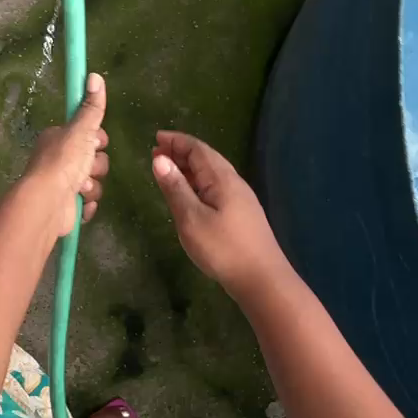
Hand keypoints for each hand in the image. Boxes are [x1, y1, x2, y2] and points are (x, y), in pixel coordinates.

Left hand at [20, 73, 108, 235]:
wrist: (47, 203)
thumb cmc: (62, 163)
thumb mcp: (80, 130)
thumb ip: (90, 107)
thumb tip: (95, 75)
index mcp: (58, 139)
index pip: (88, 134)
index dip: (97, 140)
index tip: (96, 144)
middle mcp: (58, 160)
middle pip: (94, 159)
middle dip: (95, 167)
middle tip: (85, 169)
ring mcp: (62, 184)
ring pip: (94, 182)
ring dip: (92, 186)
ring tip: (80, 189)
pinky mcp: (67, 205)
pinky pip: (89, 203)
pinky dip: (87, 205)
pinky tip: (81, 204)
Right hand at [151, 131, 286, 292]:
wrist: (262, 280)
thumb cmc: (223, 248)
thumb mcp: (191, 218)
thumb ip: (175, 187)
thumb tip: (159, 159)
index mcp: (222, 179)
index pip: (198, 150)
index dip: (176, 141)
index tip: (155, 138)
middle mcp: (234, 183)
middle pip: (206, 158)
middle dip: (181, 152)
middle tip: (156, 153)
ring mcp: (240, 199)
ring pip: (212, 173)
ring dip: (188, 168)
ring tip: (167, 170)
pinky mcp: (241, 214)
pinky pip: (215, 187)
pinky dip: (197, 182)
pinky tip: (189, 194)